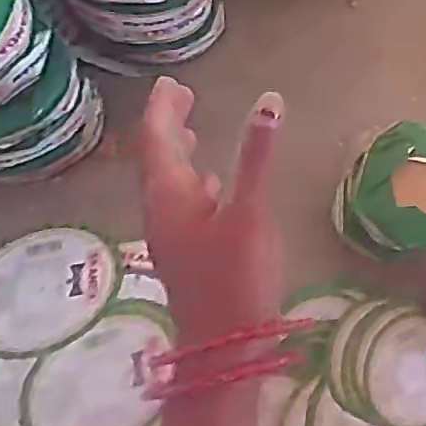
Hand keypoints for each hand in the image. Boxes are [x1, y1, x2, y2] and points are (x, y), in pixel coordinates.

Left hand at [138, 78, 282, 338]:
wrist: (225, 342)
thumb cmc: (236, 274)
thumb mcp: (251, 210)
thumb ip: (257, 156)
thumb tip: (269, 101)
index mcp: (171, 195)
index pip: (157, 140)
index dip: (162, 110)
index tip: (171, 83)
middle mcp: (163, 210)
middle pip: (156, 158)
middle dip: (166, 125)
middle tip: (181, 95)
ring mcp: (173, 232)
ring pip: (168, 181)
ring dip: (177, 150)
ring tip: (193, 127)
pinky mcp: (188, 249)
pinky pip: (182, 201)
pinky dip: (192, 179)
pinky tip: (211, 182)